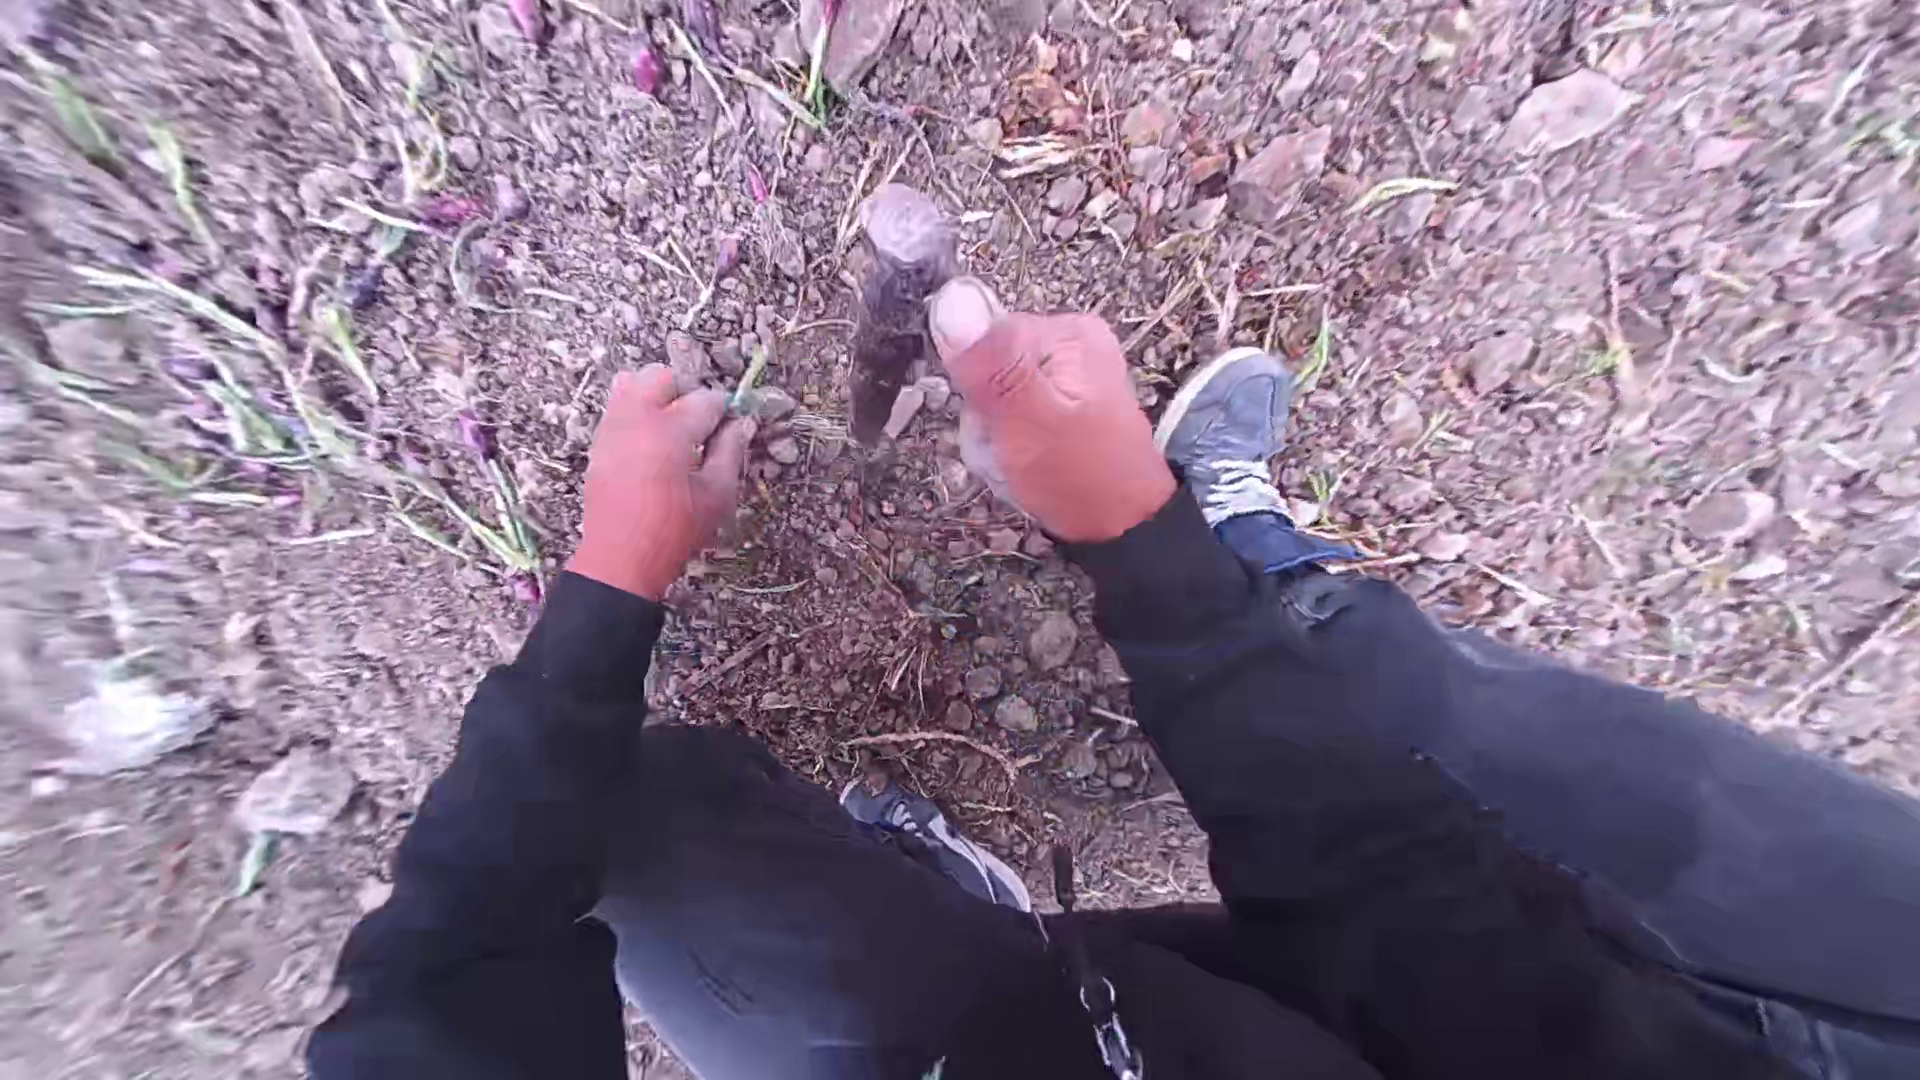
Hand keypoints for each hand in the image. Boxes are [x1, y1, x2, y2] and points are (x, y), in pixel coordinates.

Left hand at [567, 365, 754, 600]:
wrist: (623, 558)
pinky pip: (619, 407)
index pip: (706, 399)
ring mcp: (613, 428)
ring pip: (633, 384)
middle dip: (689, 392)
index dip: (728, 409)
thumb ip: (731, 451)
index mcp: (670, 431)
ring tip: (678, 428)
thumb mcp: (717, 494)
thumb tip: (741, 424)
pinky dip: (640, 411)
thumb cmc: (676, 530)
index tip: (738, 423)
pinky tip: (656, 443)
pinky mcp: (600, 443)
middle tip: (705, 422)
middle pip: (663, 377)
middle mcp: (636, 419)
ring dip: (660, 397)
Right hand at [930, 278, 1174, 542]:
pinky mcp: (1064, 402)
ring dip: (996, 435)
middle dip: (987, 417)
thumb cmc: (1079, 478)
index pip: (982, 341)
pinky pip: (1012, 413)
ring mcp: (1068, 375)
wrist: (1121, 527)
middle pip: (988, 369)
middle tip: (1011, 449)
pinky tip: (1028, 461)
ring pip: (995, 396)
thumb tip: (952, 301)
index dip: (978, 390)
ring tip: (1021, 460)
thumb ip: (991, 364)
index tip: (997, 423)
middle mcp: (1070, 344)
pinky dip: (1010, 441)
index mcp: (1067, 334)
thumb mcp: (1029, 421)